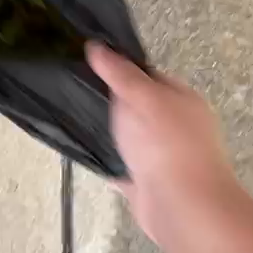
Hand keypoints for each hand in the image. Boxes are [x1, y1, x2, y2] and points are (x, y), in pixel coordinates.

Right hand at [88, 42, 243, 245]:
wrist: (182, 206)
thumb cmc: (166, 143)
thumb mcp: (141, 96)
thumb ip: (118, 71)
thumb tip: (96, 45)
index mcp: (183, 101)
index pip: (149, 75)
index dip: (120, 67)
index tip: (86, 61)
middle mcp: (176, 126)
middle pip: (137, 104)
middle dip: (109, 98)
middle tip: (71, 85)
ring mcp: (162, 154)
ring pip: (127, 133)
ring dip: (105, 128)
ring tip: (69, 112)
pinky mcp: (146, 179)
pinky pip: (119, 160)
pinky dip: (103, 155)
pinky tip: (79, 147)